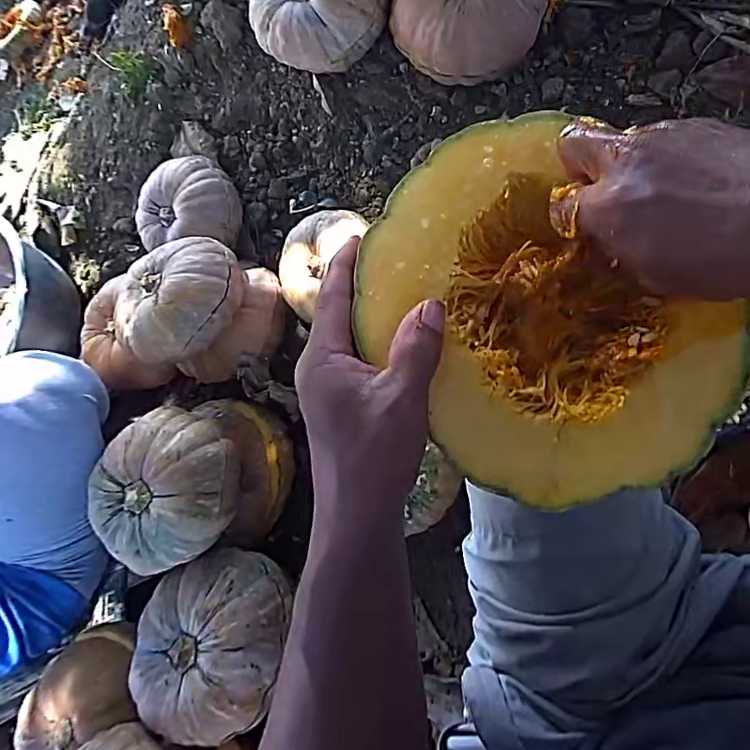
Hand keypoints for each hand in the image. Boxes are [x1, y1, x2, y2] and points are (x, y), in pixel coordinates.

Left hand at [295, 237, 444, 531]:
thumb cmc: (373, 457)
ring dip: (374, 315)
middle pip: (338, 314)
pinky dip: (382, 342)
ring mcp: (330, 388)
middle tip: (396, 259)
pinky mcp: (344, 405)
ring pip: (352, 338)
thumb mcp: (401, 398)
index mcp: (322, 359)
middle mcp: (319, 368)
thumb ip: (415, 350)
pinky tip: (409, 344)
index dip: (344, 263)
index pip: (331, 297)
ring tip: (407, 293)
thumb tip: (430, 304)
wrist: (357, 516)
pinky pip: (362, 359)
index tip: (361, 233)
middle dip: (363, 285)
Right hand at [551, 118, 749, 299]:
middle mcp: (627, 161)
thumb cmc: (727, 264)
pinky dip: (673, 158)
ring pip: (626, 140)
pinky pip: (667, 138)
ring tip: (674, 192)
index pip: (564, 206)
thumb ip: (624, 254)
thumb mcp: (662, 277)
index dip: (575, 221)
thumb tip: (614, 243)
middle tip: (608, 193)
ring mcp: (663, 135)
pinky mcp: (699, 123)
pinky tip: (707, 181)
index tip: (592, 232)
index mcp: (610, 207)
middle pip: (575, 144)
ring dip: (634, 164)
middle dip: (581, 168)